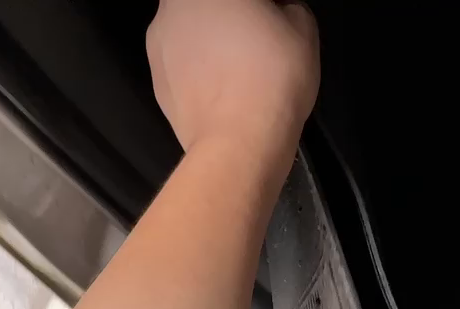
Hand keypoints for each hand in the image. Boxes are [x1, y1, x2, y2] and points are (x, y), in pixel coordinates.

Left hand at [146, 0, 319, 155]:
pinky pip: (180, 67)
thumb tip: (279, 13)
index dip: (266, 11)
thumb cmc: (273, 80)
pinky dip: (198, 76)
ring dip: (211, 44)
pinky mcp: (156, 79)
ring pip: (190, 32)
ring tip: (236, 77)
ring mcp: (159, 40)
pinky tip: (219, 97)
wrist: (238, 144)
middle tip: (256, 48)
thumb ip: (289, 8)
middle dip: (232, 21)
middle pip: (210, 8)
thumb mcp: (304, 30)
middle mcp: (176, 4)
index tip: (275, 24)